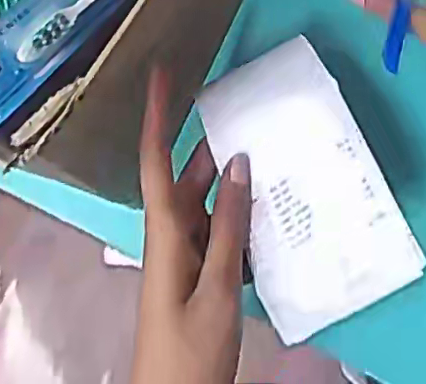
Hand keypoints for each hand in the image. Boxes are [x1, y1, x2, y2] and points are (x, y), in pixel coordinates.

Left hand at [131, 68, 250, 383]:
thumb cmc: (188, 351)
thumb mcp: (217, 289)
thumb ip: (230, 226)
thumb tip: (241, 162)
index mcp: (165, 230)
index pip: (155, 158)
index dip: (157, 114)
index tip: (160, 74)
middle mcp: (172, 231)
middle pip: (190, 174)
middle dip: (214, 145)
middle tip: (247, 114)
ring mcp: (185, 252)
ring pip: (209, 201)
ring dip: (232, 181)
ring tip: (269, 155)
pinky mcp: (199, 271)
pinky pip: (219, 228)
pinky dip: (240, 216)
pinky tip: (270, 212)